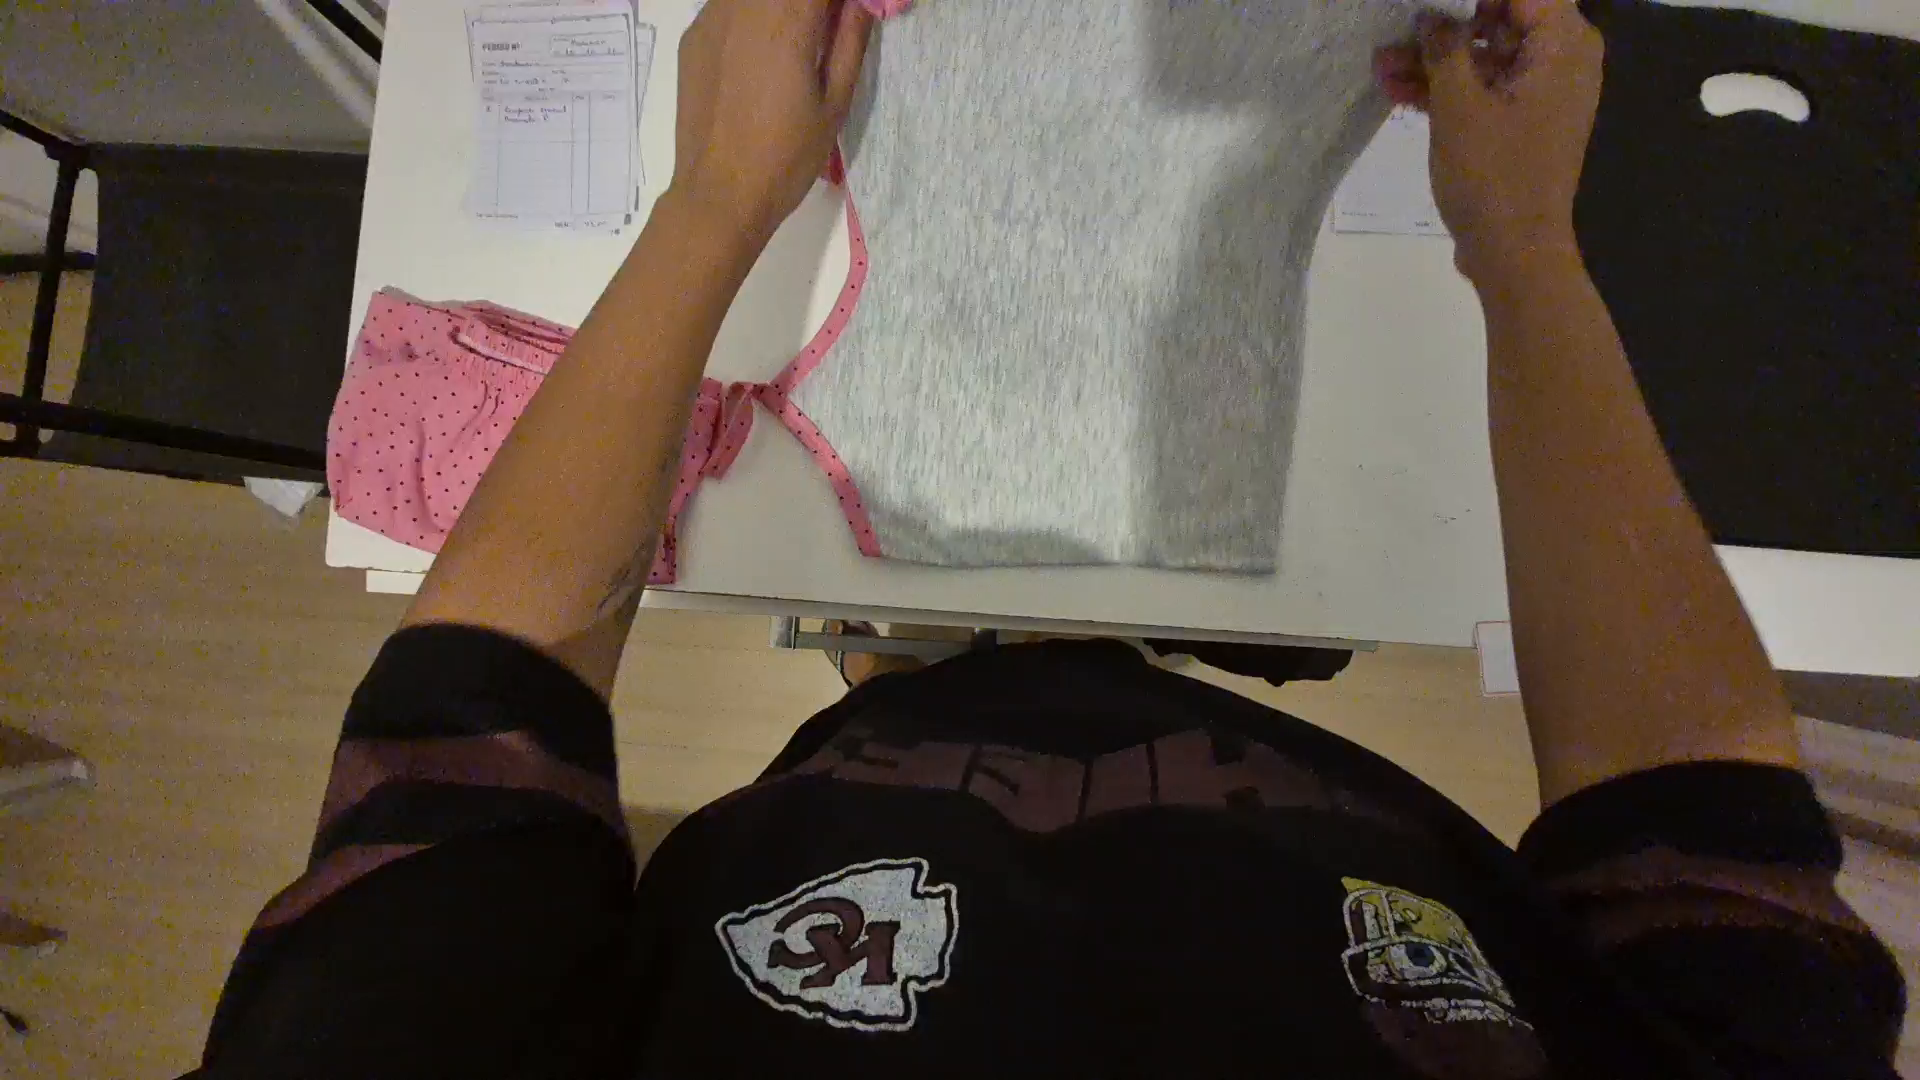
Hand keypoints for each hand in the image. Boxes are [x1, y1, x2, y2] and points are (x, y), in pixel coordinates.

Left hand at [670, 0, 872, 244]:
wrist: (720, 194)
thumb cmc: (787, 160)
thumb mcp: (833, 108)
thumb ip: (849, 45)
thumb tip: (862, 4)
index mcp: (787, 20)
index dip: (838, 0)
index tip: (849, 14)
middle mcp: (746, 4)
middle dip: (811, 6)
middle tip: (824, 32)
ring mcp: (713, 15)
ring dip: (780, 10)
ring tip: (792, 50)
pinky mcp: (693, 35)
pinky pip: (729, 6)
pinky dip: (751, 18)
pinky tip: (757, 60)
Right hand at [1375, 0, 1602, 282]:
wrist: (1512, 248)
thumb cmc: (1493, 175)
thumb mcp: (1460, 110)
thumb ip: (1446, 54)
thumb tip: (1432, 18)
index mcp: (1562, 44)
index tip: (1426, 5)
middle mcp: (1559, 60)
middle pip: (1499, 23)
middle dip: (1443, 28)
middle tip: (1392, 36)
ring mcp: (1537, 95)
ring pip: (1482, 60)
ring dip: (1433, 63)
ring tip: (1380, 66)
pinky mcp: (1515, 125)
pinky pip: (1480, 92)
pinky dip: (1444, 91)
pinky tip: (1399, 92)